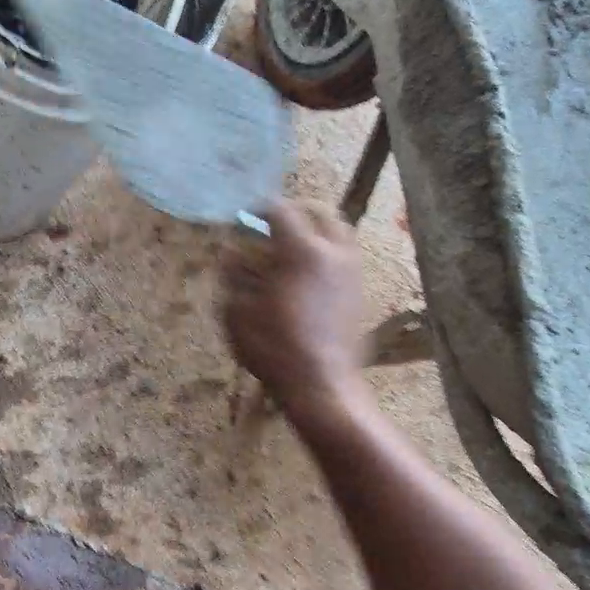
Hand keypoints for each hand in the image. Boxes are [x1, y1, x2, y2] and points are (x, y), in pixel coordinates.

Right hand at [221, 200, 368, 422]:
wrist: (321, 381)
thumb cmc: (273, 347)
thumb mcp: (238, 312)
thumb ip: (234, 277)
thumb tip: (231, 255)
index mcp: (302, 252)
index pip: (282, 212)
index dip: (260, 208)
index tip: (245, 213)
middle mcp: (334, 252)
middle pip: (321, 212)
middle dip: (296, 210)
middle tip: (273, 220)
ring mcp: (352, 270)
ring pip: (339, 231)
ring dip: (316, 229)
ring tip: (292, 243)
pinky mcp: (359, 290)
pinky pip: (344, 254)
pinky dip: (325, 250)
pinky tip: (305, 270)